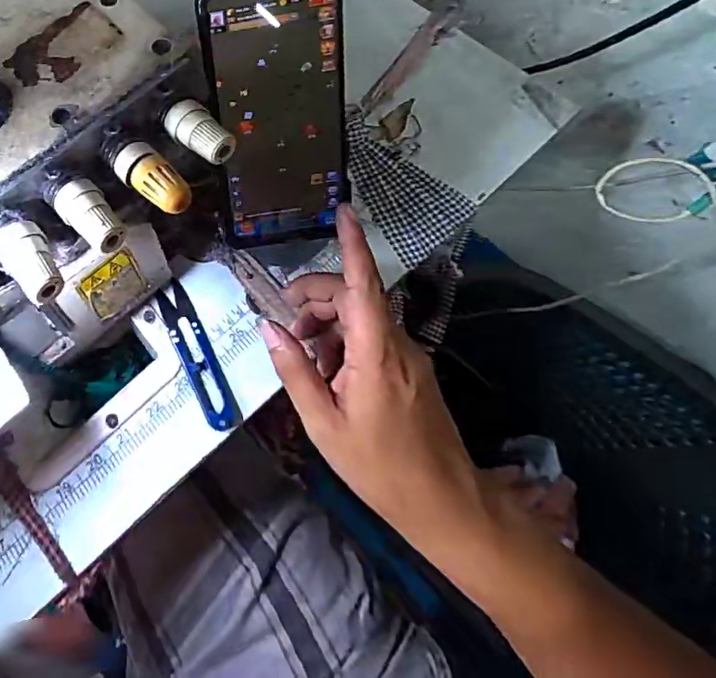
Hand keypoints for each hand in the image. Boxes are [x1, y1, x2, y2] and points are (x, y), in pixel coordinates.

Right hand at [260, 205, 491, 547]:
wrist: (446, 505)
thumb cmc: (380, 468)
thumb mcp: (324, 424)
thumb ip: (295, 371)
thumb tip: (269, 328)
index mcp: (376, 353)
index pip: (362, 285)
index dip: (352, 245)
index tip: (344, 212)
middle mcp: (397, 344)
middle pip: (352, 297)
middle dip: (314, 300)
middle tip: (286, 328)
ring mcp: (408, 355)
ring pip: (361, 317)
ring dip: (327, 327)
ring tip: (307, 363)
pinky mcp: (411, 368)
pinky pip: (372, 338)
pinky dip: (344, 344)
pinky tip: (330, 375)